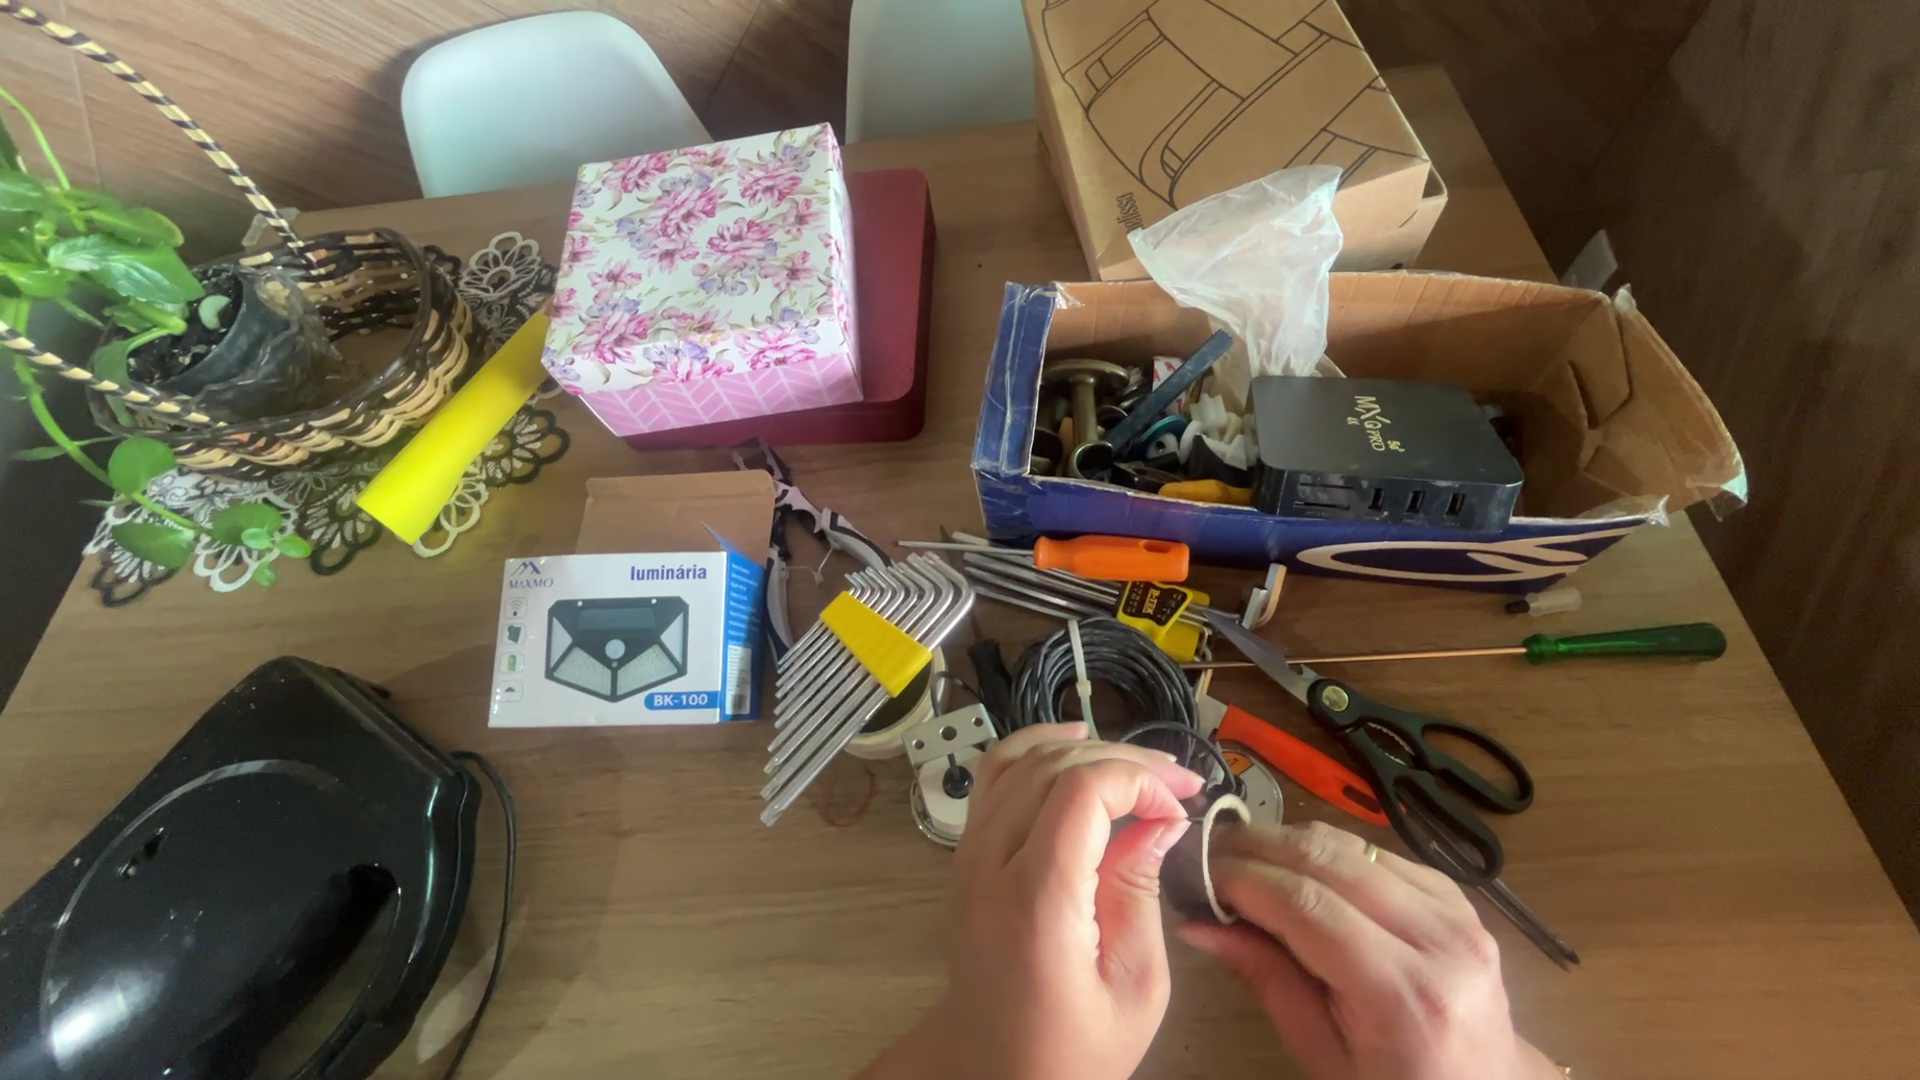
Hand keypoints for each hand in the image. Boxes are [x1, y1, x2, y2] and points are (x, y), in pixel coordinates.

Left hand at [859, 723, 1203, 1079]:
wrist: (988, 1065)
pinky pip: (995, 772)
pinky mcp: (965, 847)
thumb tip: (1159, 819)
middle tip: (1176, 781)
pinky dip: (1034, 746)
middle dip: (1124, 760)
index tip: (1180, 802)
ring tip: (1139, 763)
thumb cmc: (1069, 1046)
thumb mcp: (1133, 987)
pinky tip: (1073, 743)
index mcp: (1036, 900)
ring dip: (1085, 749)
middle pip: (1053, 767)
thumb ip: (1140, 890)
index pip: (1080, 792)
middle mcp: (989, 860)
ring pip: (1022, 758)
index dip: (1137, 778)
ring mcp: (968, 849)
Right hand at [1180, 821, 1561, 1079]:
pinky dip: (1317, 847)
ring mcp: (1455, 909)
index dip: (1241, 877)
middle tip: (1204, 850)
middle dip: (1253, 845)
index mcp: (1409, 997)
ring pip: (1343, 842)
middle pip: (1324, 859)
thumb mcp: (1321, 1053)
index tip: (1193, 871)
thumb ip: (1262, 976)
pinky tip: (1288, 863)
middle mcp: (1440, 940)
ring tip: (1236, 852)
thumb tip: (1193, 922)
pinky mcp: (1453, 892)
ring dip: (1280, 838)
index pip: (1306, 905)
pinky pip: (1367, 849)